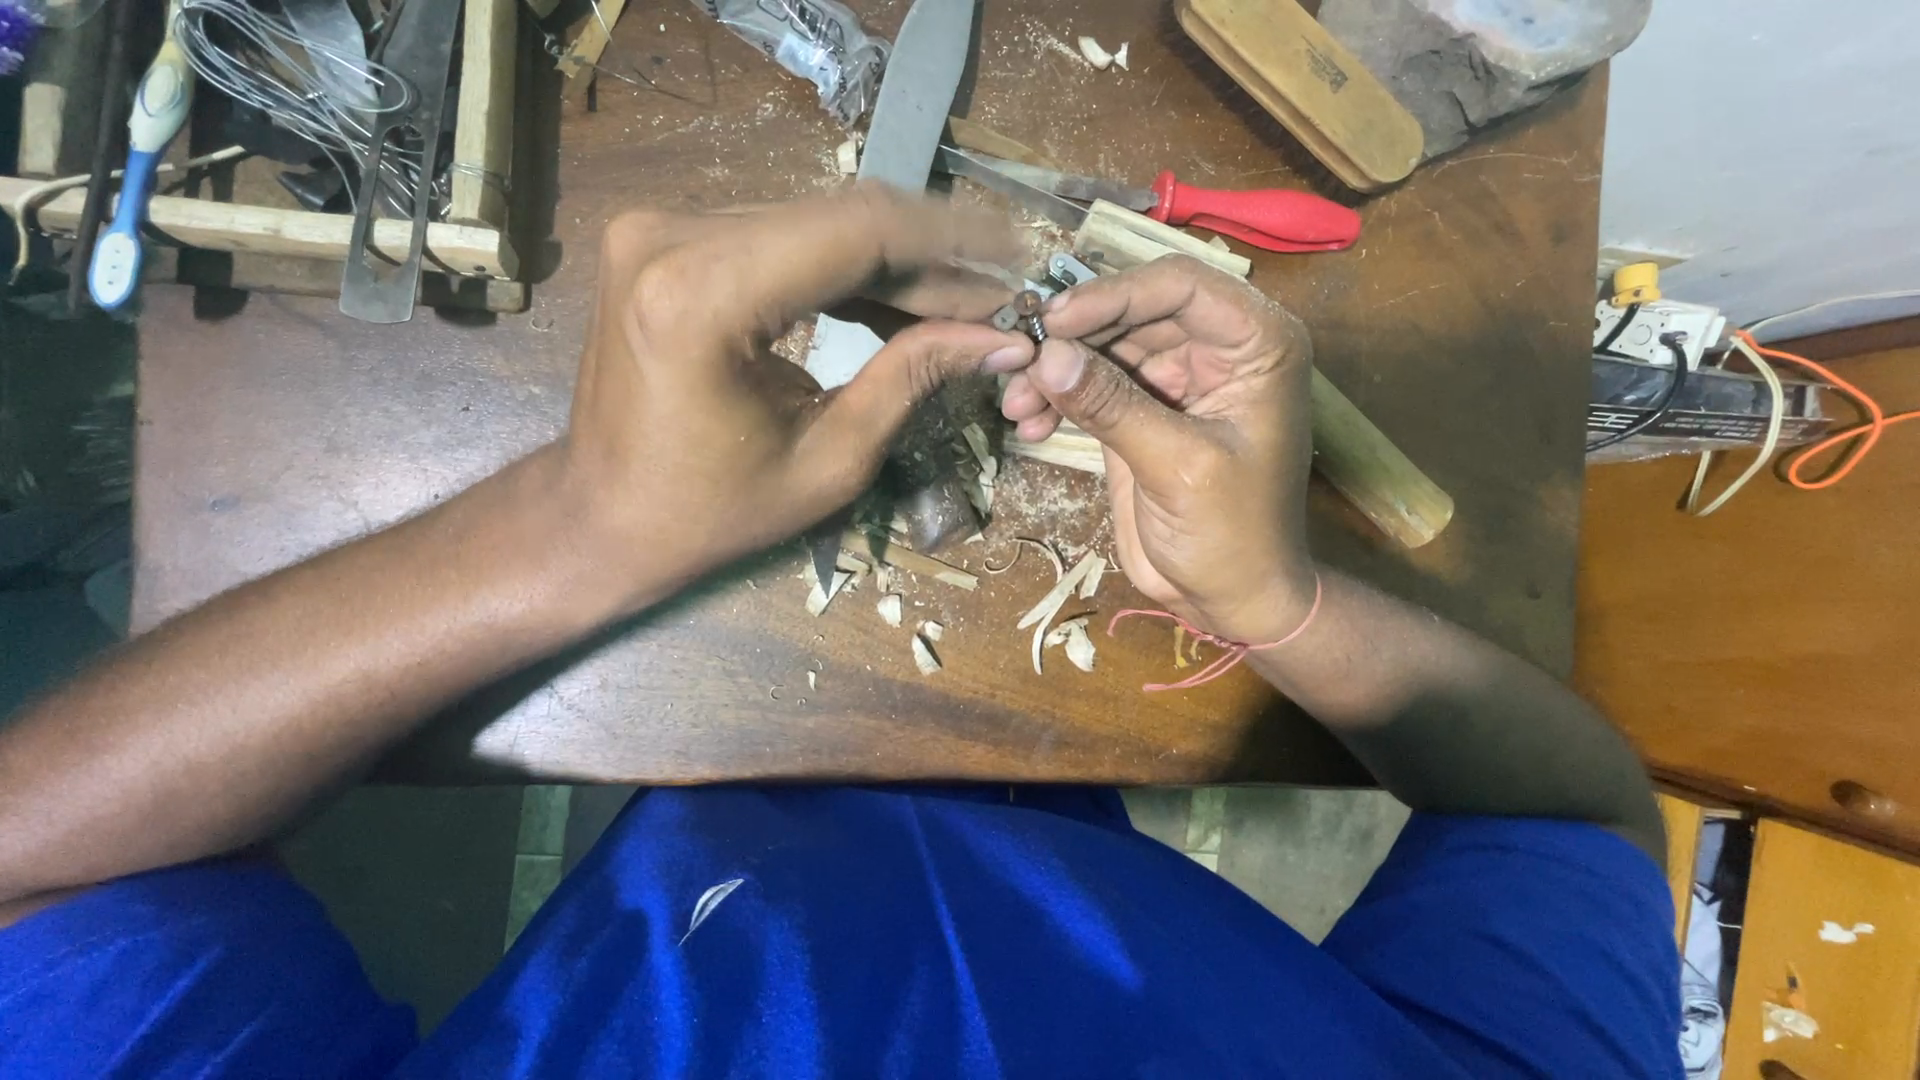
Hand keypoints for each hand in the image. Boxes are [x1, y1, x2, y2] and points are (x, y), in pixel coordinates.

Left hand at [562, 187, 1035, 611]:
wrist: (605, 516)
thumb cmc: (713, 513)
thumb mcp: (830, 461)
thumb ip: (912, 379)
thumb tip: (999, 337)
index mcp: (703, 297)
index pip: (860, 233)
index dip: (953, 246)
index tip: (1018, 265)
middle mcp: (672, 236)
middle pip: (841, 219)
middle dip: (933, 259)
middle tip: (999, 296)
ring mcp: (661, 228)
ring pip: (817, 222)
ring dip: (897, 262)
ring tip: (964, 303)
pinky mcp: (666, 239)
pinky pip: (782, 238)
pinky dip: (846, 268)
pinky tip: (900, 299)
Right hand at [999, 256, 1316, 642]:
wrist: (1229, 596)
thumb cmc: (1232, 533)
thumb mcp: (1177, 466)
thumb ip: (1113, 407)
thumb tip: (1047, 355)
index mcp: (1255, 344)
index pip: (1180, 287)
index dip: (1114, 296)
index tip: (1054, 322)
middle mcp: (1216, 348)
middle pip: (1132, 311)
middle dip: (1073, 337)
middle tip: (1018, 362)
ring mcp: (1173, 378)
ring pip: (1102, 347)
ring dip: (1055, 370)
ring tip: (1016, 404)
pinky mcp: (1138, 410)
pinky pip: (1090, 385)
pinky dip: (1057, 399)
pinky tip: (1029, 424)